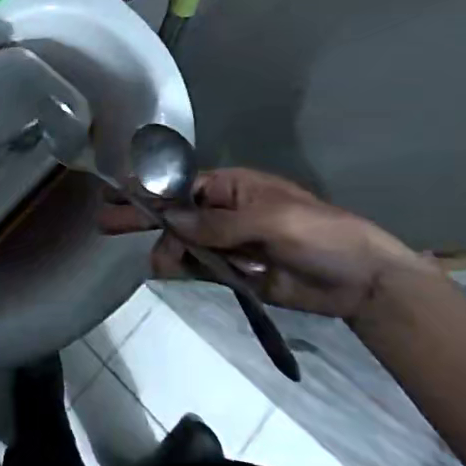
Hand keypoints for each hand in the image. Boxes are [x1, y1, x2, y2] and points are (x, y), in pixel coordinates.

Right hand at [97, 167, 428, 319]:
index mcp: (232, 187)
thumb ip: (216, 223)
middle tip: (104, 221)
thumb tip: (170, 219)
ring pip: (183, 243)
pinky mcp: (236, 273)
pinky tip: (174, 273)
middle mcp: (224, 212)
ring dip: (170, 252)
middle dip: (141, 215)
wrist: (361, 280)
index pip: (181, 184)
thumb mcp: (270, 221)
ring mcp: (228, 243)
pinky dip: (185, 269)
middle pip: (174, 212)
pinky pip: (199, 268)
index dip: (149, 188)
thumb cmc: (319, 234)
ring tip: (165, 266)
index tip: (116, 191)